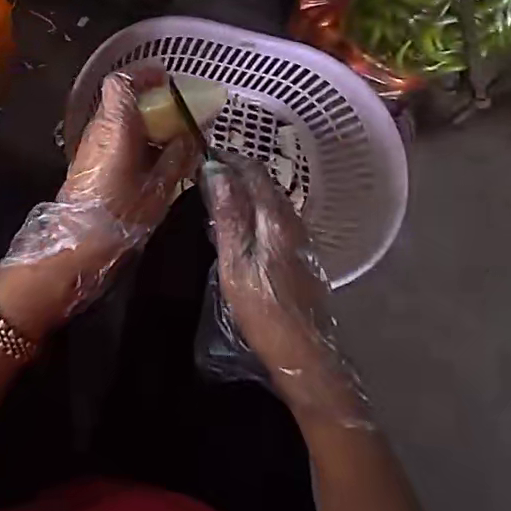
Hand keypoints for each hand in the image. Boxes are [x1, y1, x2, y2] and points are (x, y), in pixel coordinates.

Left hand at [0, 70, 196, 338]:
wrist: (72, 250)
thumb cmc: (117, 217)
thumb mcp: (158, 191)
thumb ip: (176, 158)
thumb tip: (190, 136)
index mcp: (115, 128)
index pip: (120, 82)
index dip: (143, 74)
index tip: (167, 80)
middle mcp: (98, 130)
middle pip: (121, 99)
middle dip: (150, 98)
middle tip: (179, 109)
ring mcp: (90, 146)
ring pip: (117, 118)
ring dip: (143, 119)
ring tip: (172, 134)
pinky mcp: (87, 163)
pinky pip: (114, 137)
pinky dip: (135, 136)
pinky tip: (154, 156)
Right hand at [205, 154, 368, 423]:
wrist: (307, 356)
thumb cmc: (265, 309)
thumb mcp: (236, 262)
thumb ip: (227, 214)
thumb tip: (215, 169)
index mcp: (276, 217)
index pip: (253, 170)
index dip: (228, 158)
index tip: (202, 154)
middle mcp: (293, 220)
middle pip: (264, 182)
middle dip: (236, 171)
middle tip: (204, 172)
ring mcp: (300, 237)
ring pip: (270, 199)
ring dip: (245, 190)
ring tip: (217, 193)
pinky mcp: (300, 255)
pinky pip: (273, 217)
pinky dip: (254, 209)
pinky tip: (240, 222)